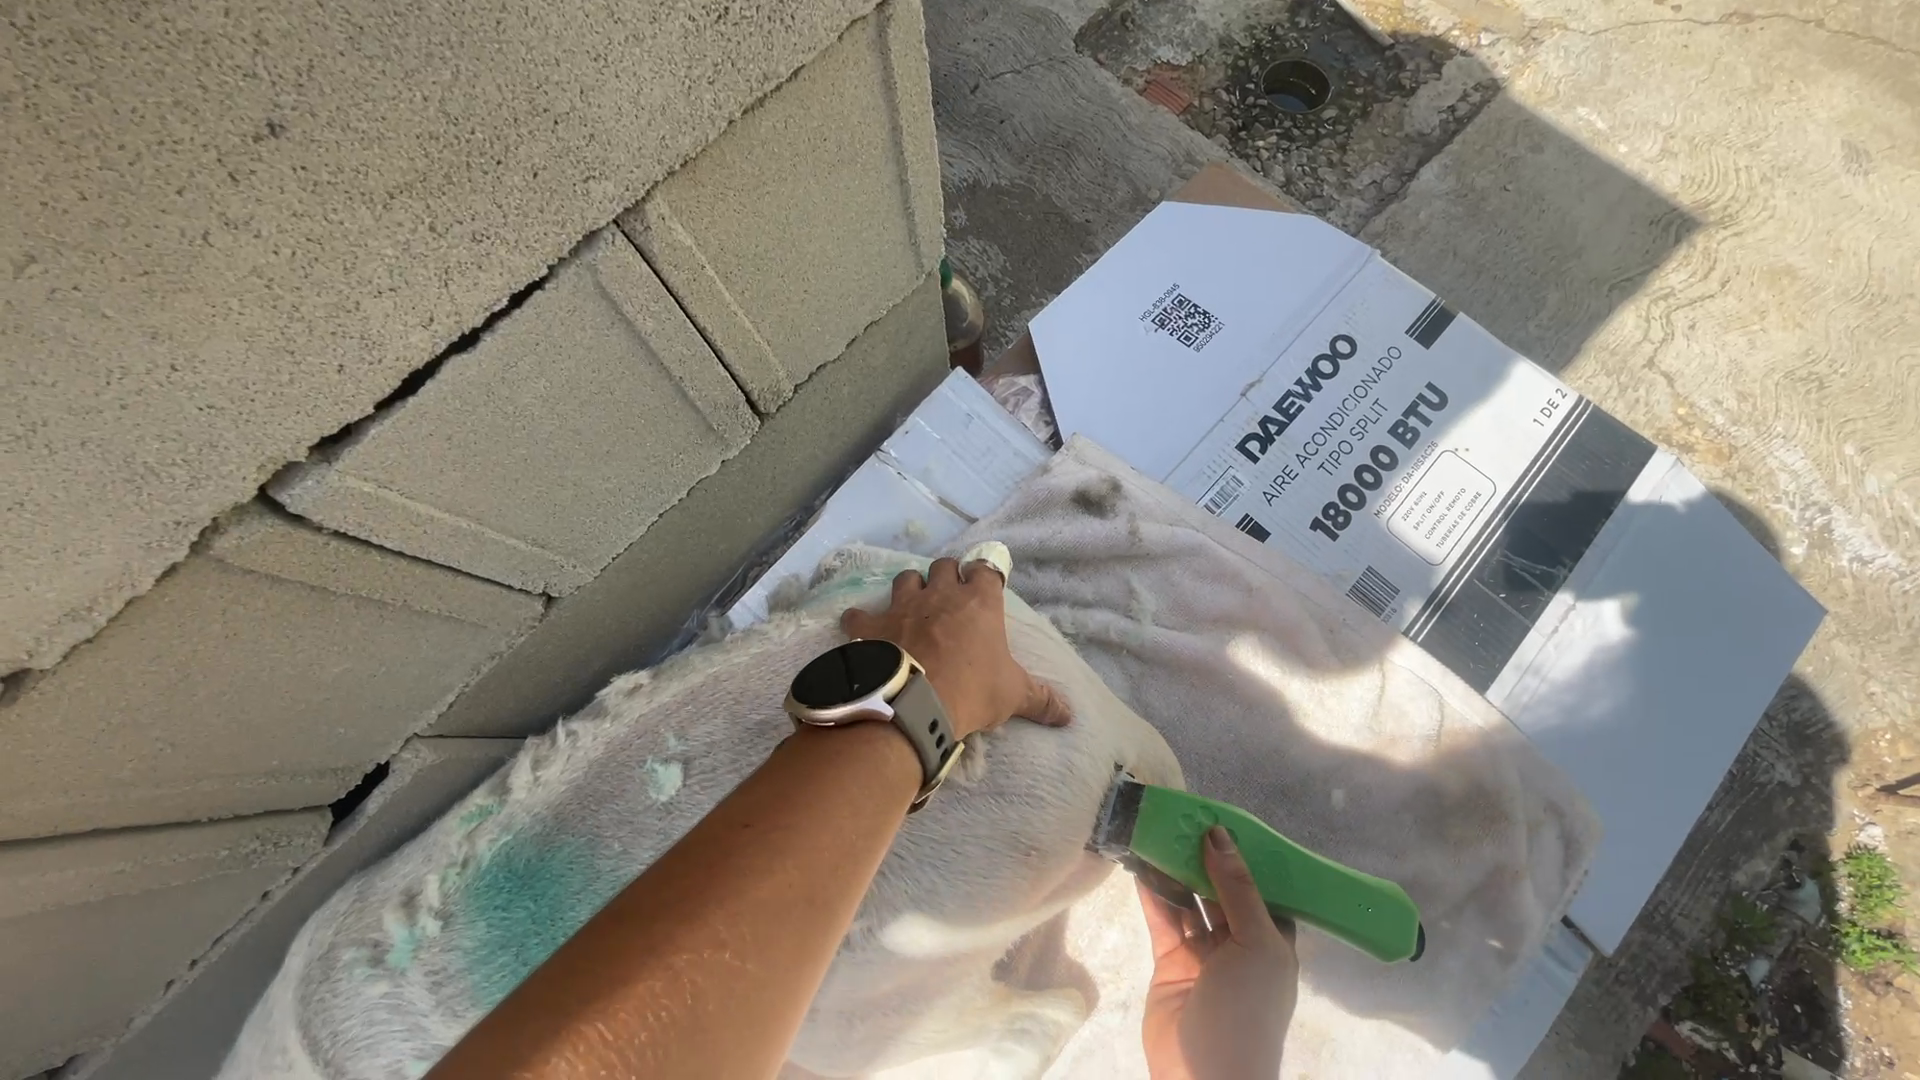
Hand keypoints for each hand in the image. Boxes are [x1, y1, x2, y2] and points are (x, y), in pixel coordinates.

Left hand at [840, 556, 1072, 738]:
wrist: (913, 704)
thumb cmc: (971, 691)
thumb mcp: (1013, 696)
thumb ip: (1042, 700)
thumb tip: (1069, 715)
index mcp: (979, 602)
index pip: (986, 569)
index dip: (985, 576)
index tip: (985, 587)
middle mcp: (941, 594)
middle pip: (944, 565)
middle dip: (947, 576)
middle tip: (950, 598)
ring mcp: (902, 605)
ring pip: (905, 578)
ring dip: (909, 589)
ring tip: (911, 609)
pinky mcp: (871, 625)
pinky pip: (860, 614)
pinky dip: (861, 621)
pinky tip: (862, 631)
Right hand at [1139, 826, 1299, 1079]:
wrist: (1205, 1076)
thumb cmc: (1247, 1009)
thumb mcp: (1255, 944)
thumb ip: (1237, 888)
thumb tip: (1219, 832)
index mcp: (1272, 943)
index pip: (1262, 890)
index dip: (1246, 857)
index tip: (1225, 818)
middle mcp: (1240, 944)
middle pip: (1222, 891)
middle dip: (1205, 858)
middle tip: (1184, 817)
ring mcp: (1204, 954)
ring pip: (1190, 901)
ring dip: (1175, 870)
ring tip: (1158, 832)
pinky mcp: (1170, 961)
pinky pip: (1163, 918)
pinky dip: (1152, 892)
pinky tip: (1140, 864)